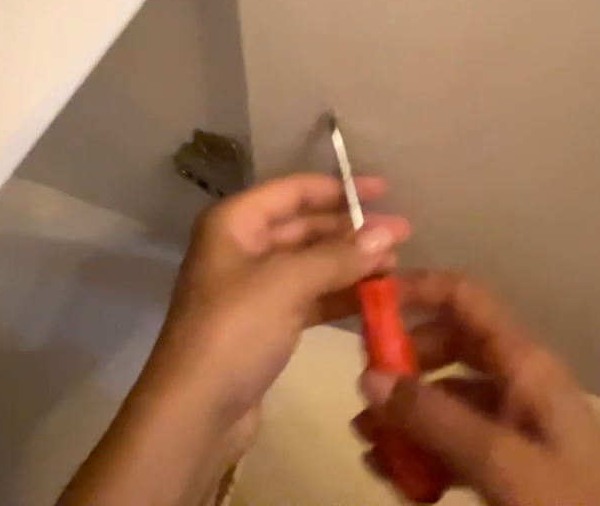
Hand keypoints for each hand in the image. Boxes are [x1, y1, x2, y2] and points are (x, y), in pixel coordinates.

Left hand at [57, 174, 410, 505]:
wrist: (196, 410)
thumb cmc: (235, 331)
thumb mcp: (286, 284)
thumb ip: (337, 257)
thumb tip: (386, 235)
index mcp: (234, 222)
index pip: (292, 191)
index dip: (338, 188)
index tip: (384, 190)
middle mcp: (241, 246)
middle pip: (303, 226)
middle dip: (351, 229)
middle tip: (404, 234)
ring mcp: (252, 287)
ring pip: (309, 264)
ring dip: (349, 263)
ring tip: (398, 266)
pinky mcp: (264, 323)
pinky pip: (308, 297)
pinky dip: (338, 294)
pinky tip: (375, 298)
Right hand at [353, 272, 599, 505]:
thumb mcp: (504, 464)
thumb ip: (435, 419)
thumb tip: (369, 377)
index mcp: (524, 363)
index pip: (463, 295)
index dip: (414, 288)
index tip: (364, 305)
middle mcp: (518, 382)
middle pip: (447, 345)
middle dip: (400, 365)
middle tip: (365, 395)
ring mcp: (517, 426)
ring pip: (447, 399)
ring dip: (405, 417)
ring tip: (368, 446)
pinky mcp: (516, 468)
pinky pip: (458, 443)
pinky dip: (425, 453)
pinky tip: (396, 479)